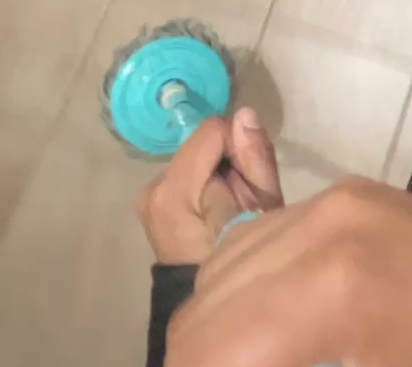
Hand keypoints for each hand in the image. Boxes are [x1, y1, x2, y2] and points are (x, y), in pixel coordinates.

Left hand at [138, 108, 282, 264]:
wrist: (209, 298)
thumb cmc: (241, 256)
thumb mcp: (263, 207)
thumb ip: (254, 157)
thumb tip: (244, 113)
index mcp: (173, 191)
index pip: (213, 131)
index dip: (239, 147)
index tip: (249, 179)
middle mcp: (153, 188)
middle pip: (203, 143)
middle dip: (228, 158)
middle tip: (241, 194)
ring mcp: (148, 196)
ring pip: (196, 155)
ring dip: (218, 168)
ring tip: (229, 203)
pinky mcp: (152, 201)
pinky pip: (188, 170)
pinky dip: (206, 179)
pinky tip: (214, 205)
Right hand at [165, 178, 411, 366]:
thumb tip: (244, 363)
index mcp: (329, 292)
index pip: (210, 345)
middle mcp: (317, 229)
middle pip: (204, 302)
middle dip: (200, 357)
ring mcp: (329, 200)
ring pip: (224, 262)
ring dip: (220, 316)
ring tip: (249, 351)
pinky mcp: (340, 190)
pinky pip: (261, 235)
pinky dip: (248, 278)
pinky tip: (275, 309)